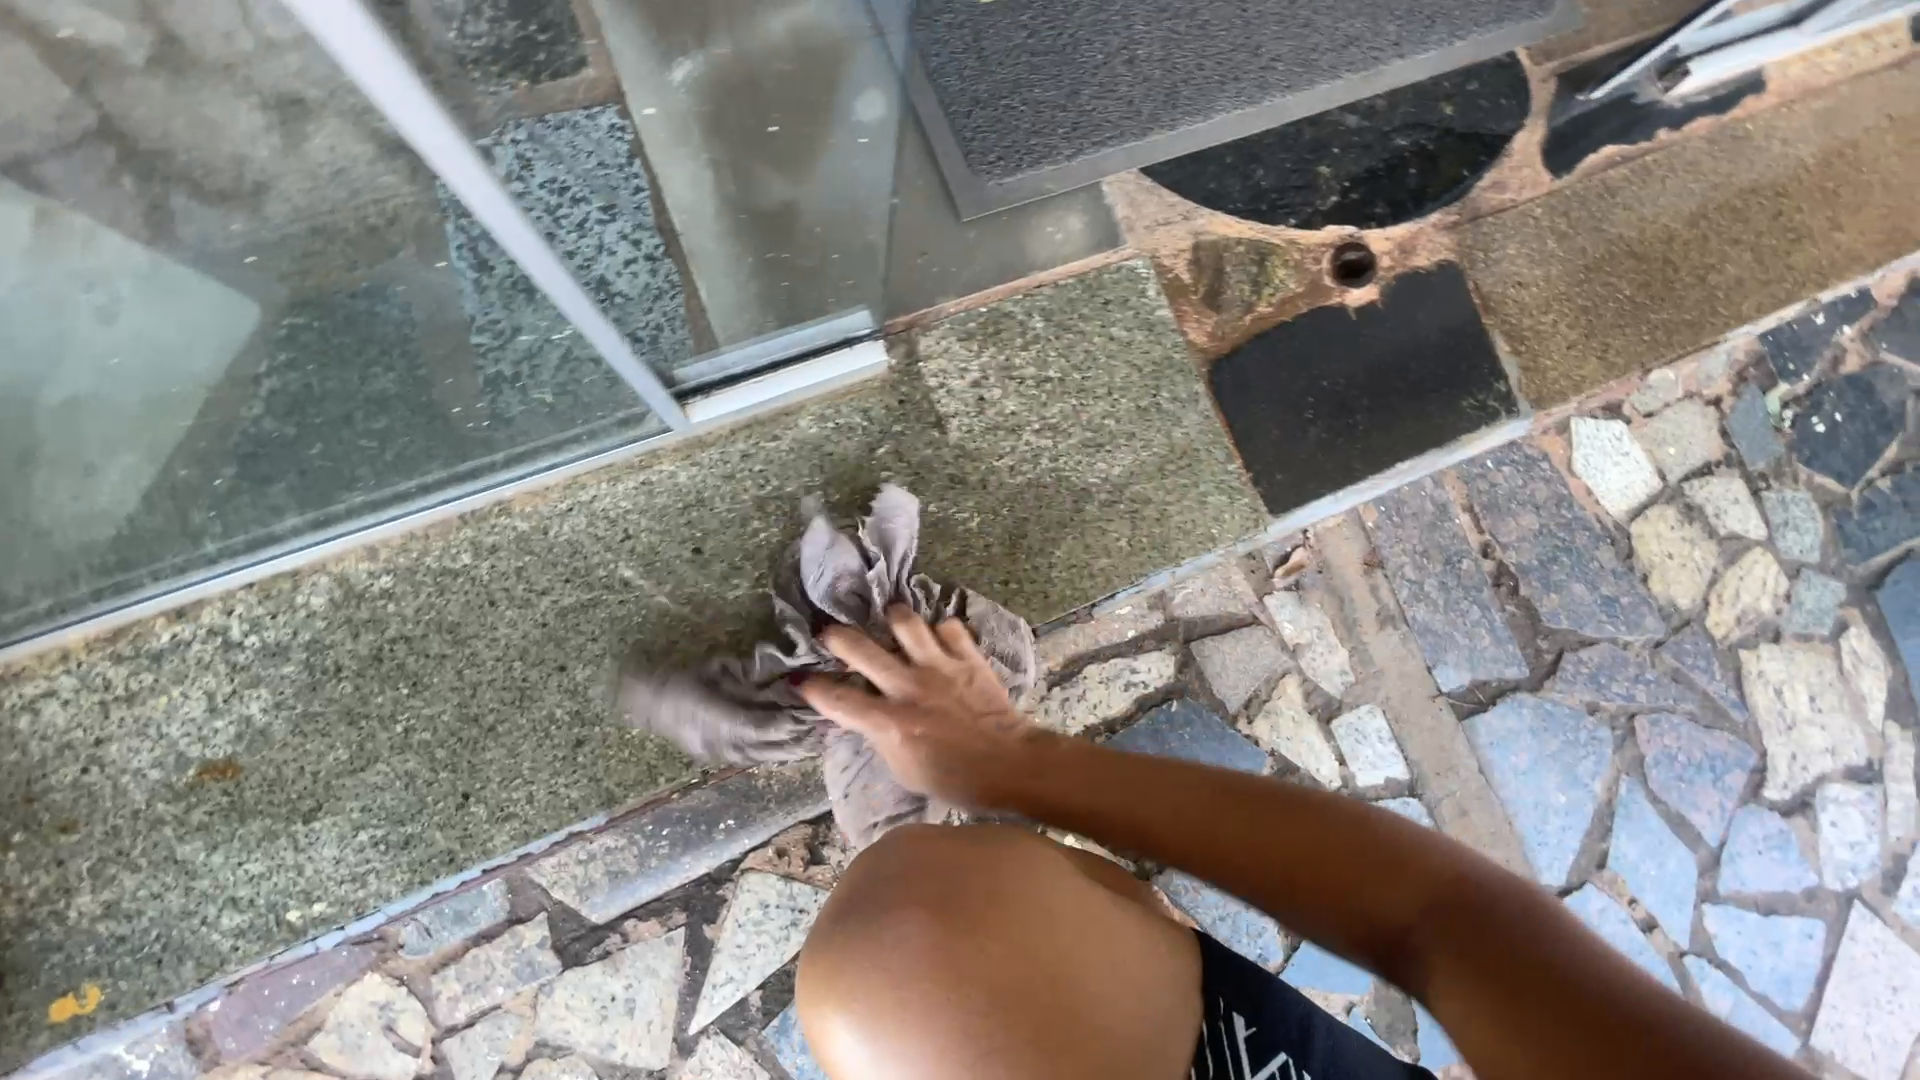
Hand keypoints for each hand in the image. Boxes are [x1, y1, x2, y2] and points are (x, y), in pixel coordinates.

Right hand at [799, 605, 1050, 808]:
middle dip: (837, 637)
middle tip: (828, 632)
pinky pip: (948, 627)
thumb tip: (866, 716)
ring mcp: (939, 667)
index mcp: (889, 722)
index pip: (838, 700)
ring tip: (889, 618)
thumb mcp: (904, 769)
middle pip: (860, 648)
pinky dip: (940, 630)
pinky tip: (938, 639)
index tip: (800, 679)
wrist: (1008, 764)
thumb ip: (882, 737)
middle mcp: (908, 687)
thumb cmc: (954, 778)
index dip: (812, 688)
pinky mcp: (967, 657)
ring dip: (893, 617)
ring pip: (905, 622)